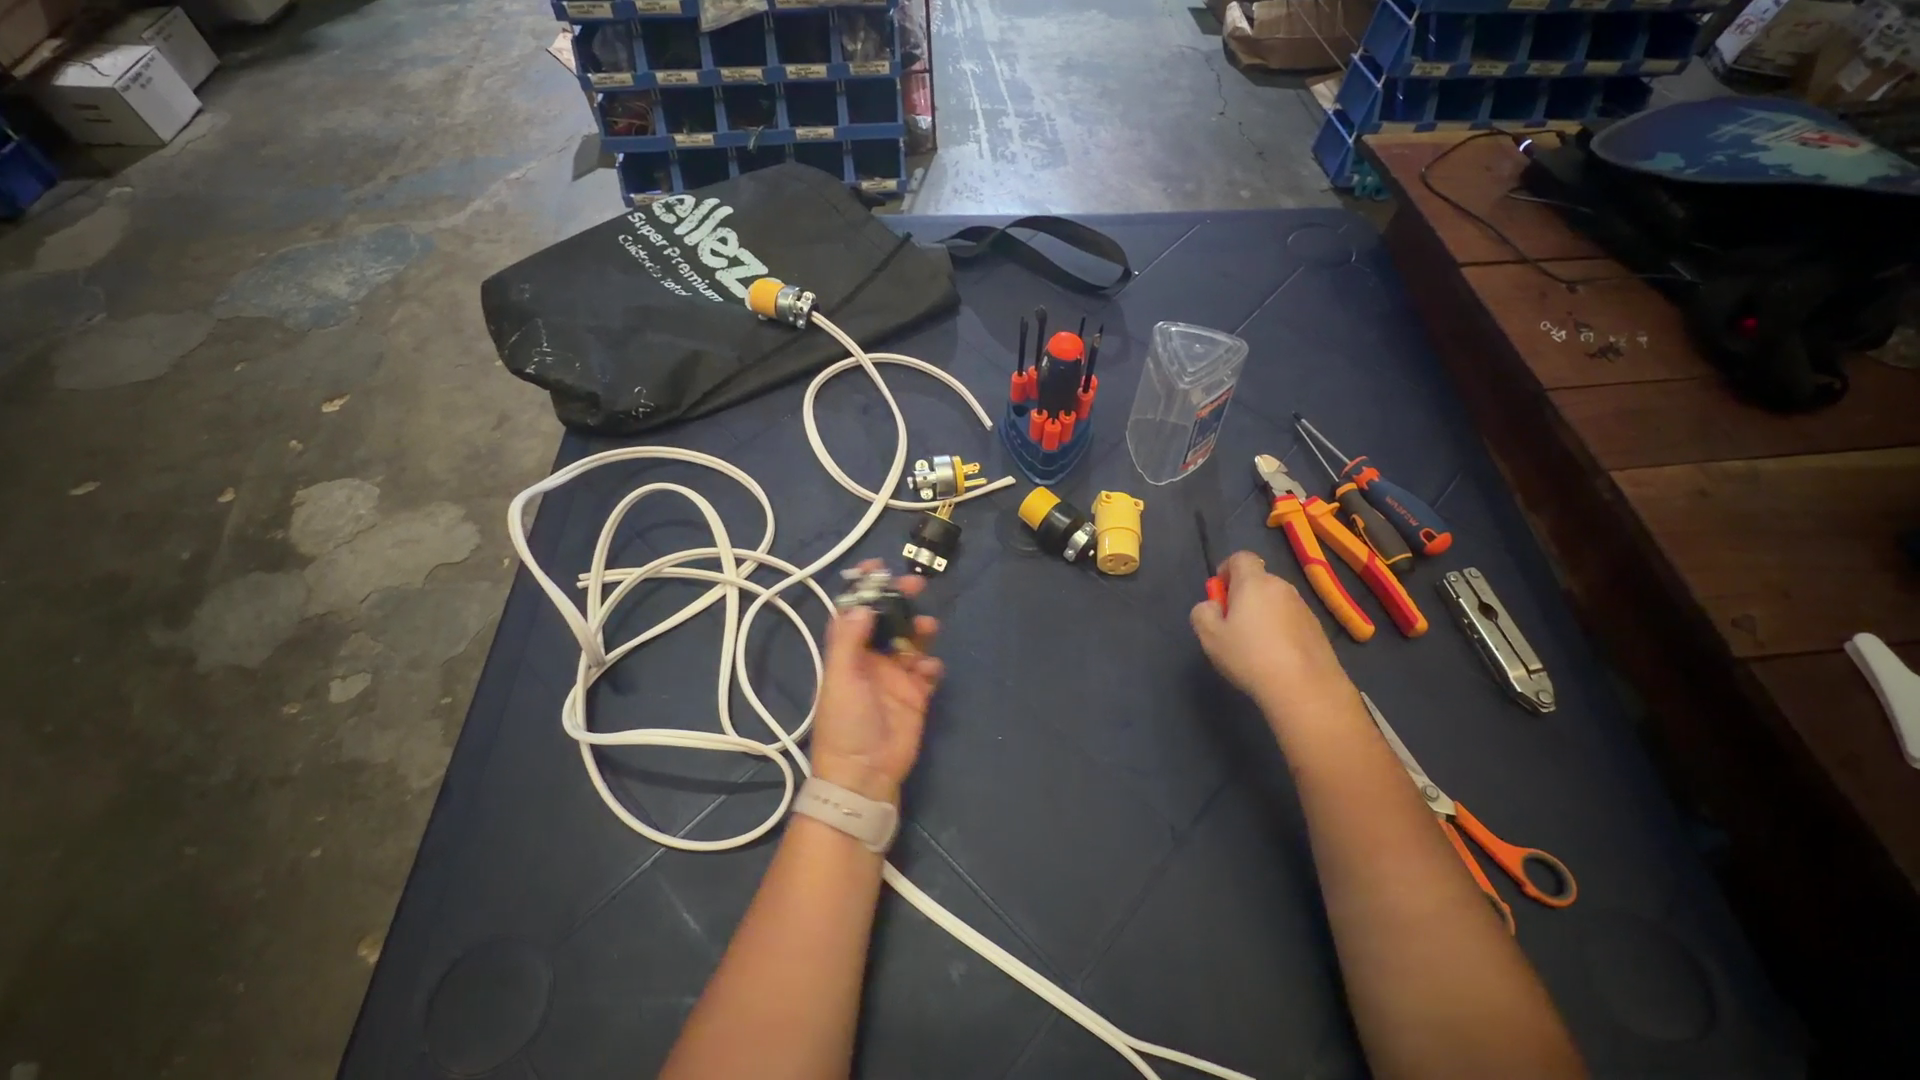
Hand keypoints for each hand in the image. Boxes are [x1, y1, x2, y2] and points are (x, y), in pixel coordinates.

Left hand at [810, 565, 943, 805]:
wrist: (864, 775)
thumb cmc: (844, 725)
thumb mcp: (839, 679)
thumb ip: (848, 640)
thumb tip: (861, 605)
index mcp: (846, 654)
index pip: (854, 612)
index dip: (864, 589)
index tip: (878, 567)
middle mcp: (871, 660)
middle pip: (888, 620)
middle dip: (900, 601)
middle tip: (915, 585)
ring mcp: (895, 677)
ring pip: (911, 641)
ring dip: (919, 629)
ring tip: (927, 628)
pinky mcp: (916, 695)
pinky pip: (928, 670)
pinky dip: (932, 664)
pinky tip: (929, 670)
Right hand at [1190, 551, 1349, 714]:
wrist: (1304, 687)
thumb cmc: (1249, 656)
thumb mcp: (1210, 637)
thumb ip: (1203, 613)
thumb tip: (1212, 605)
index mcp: (1254, 583)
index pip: (1240, 557)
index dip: (1226, 570)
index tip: (1219, 594)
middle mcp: (1281, 587)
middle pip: (1258, 580)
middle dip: (1243, 595)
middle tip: (1232, 625)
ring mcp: (1303, 607)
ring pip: (1275, 601)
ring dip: (1263, 613)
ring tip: (1255, 646)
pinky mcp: (1317, 627)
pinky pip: (1291, 619)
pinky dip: (1281, 629)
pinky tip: (1276, 657)